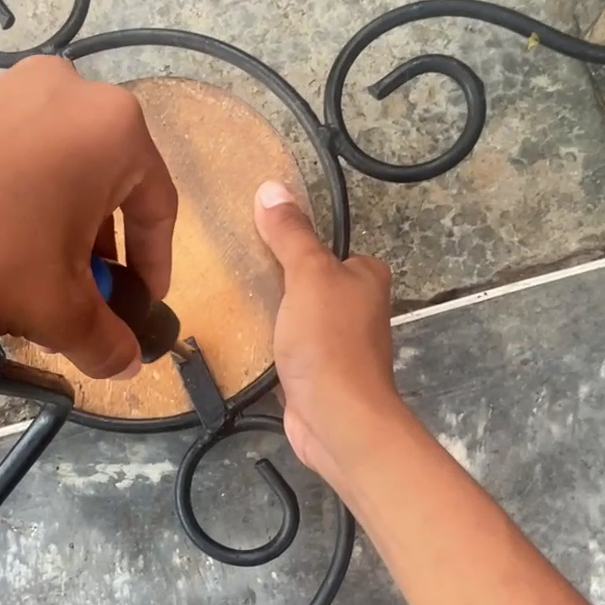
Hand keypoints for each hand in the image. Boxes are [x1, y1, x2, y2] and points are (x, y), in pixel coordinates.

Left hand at [0, 56, 178, 378]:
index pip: (160, 208)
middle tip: (83, 306)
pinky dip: (14, 215)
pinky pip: (9, 166)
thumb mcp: (54, 309)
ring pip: (55, 179)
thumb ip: (106, 341)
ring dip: (56, 239)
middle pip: (106, 191)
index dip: (155, 270)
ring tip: (30, 291)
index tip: (137, 311)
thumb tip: (127, 365)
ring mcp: (4, 90)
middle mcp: (67, 91)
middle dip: (99, 258)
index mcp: (111, 128)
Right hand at [253, 181, 412, 483]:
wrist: (337, 418)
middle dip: (283, 283)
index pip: (331, 250)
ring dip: (276, 317)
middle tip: (240, 274)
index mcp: (367, 277)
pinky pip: (291, 350)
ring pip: (301, 319)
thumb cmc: (328, 340)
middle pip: (314, 284)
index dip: (299, 247)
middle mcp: (360, 309)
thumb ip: (290, 234)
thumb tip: (271, 187)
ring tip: (237, 305)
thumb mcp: (308, 275)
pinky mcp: (320, 376)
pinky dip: (273, 347)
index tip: (261, 244)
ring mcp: (340, 346)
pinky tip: (248, 344)